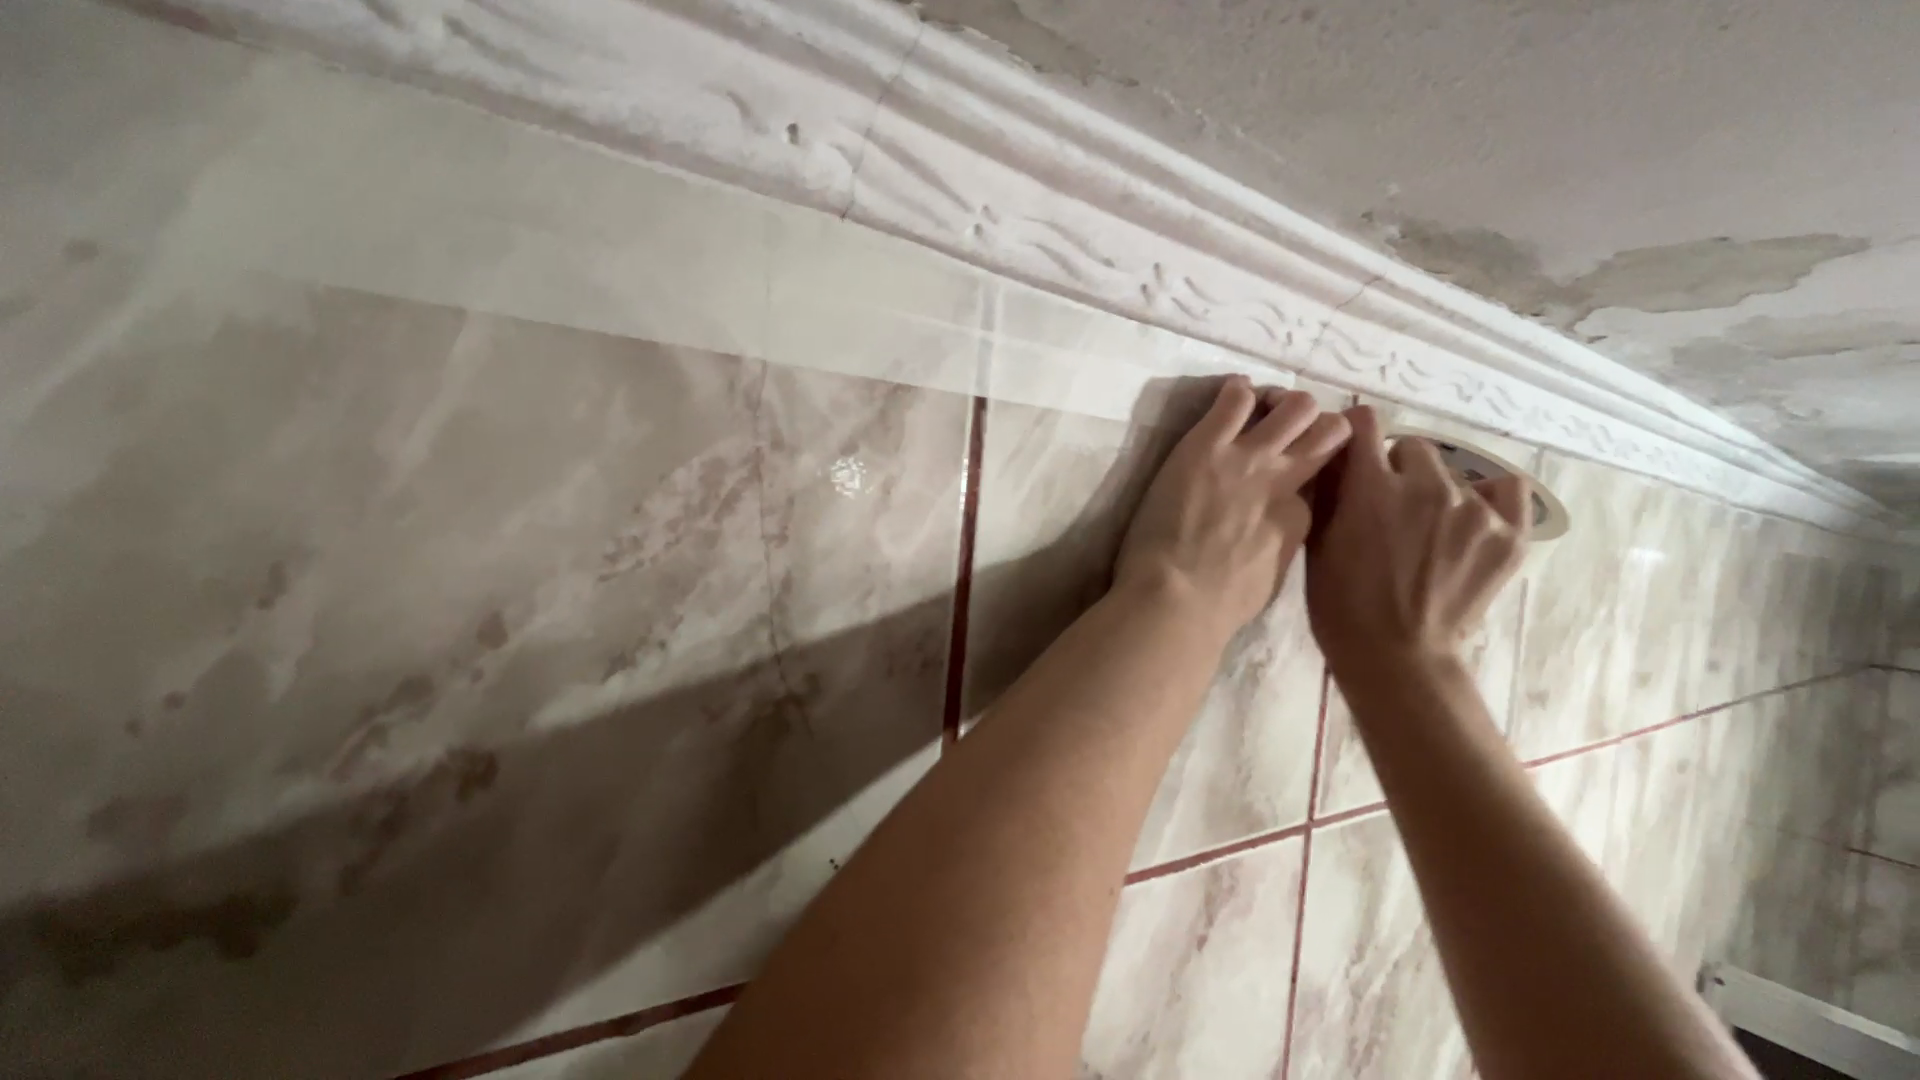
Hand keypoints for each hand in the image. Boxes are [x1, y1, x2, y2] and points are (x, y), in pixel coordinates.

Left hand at [1114, 376, 1351, 639]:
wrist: (1177, 597)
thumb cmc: (1220, 605)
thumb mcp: (1273, 577)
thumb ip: (1283, 541)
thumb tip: (1279, 525)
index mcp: (1301, 516)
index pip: (1317, 478)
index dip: (1306, 472)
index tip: (1292, 470)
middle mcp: (1285, 478)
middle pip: (1325, 431)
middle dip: (1313, 424)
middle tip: (1288, 426)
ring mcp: (1248, 457)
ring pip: (1294, 405)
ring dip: (1281, 402)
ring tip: (1260, 407)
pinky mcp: (1207, 444)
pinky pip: (1235, 397)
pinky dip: (1236, 391)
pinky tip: (1229, 396)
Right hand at [1306, 406, 1529, 678]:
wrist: (1395, 656)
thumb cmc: (1339, 603)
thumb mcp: (1317, 542)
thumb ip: (1328, 491)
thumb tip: (1334, 453)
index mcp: (1371, 485)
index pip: (1365, 423)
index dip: (1356, 434)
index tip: (1354, 451)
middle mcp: (1427, 485)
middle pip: (1412, 447)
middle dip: (1398, 469)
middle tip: (1390, 507)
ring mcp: (1474, 509)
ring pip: (1454, 472)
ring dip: (1438, 490)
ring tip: (1430, 528)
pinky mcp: (1509, 534)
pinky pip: (1507, 490)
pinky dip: (1490, 498)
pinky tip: (1471, 520)